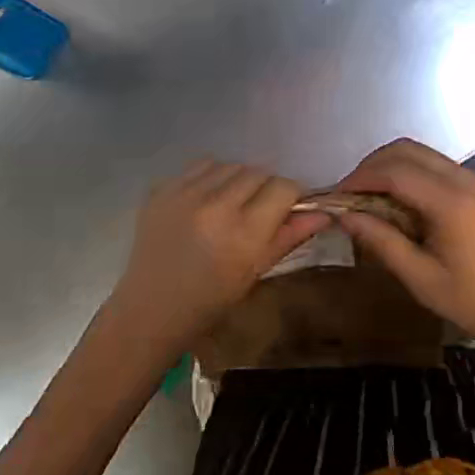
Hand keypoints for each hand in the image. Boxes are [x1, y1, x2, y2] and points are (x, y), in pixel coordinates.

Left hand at [108, 159, 329, 344]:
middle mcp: (215, 205)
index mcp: (243, 233)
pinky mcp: (163, 188)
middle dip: (265, 188)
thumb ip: (289, 236)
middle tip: (257, 211)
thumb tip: (323, 212)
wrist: (151, 308)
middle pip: (258, 172)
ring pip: (230, 165)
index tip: (288, 208)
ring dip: (237, 180)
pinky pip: (200, 166)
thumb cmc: (210, 300)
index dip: (291, 196)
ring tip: (230, 205)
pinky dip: (210, 177)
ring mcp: (185, 193)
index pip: (284, 188)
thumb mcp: (255, 272)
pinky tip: (206, 200)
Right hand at [334, 139, 474, 359]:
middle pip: (406, 150)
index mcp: (451, 202)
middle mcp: (464, 179)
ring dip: (389, 166)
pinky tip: (397, 200)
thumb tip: (344, 216)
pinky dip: (408, 172)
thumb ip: (381, 241)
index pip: (394, 171)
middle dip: (372, 166)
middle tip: (349, 194)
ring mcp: (474, 179)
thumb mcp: (420, 279)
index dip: (360, 178)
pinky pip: (434, 165)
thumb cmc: (474, 303)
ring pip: (420, 153)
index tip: (336, 196)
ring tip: (368, 197)